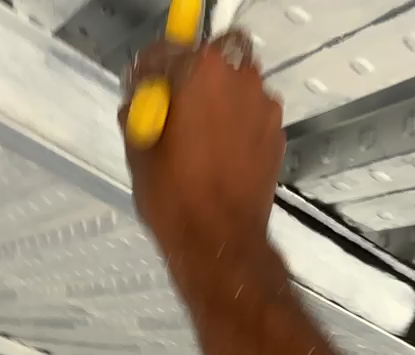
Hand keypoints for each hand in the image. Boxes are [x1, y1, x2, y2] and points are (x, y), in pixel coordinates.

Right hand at [120, 30, 285, 259]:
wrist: (220, 244)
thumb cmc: (175, 200)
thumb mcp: (140, 157)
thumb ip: (138, 116)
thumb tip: (138, 103)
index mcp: (200, 73)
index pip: (168, 50)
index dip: (151, 71)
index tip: (142, 90)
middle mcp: (239, 77)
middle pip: (215, 56)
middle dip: (195, 75)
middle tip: (176, 108)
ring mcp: (264, 106)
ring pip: (238, 85)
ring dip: (219, 100)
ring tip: (199, 139)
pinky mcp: (276, 135)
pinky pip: (251, 116)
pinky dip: (236, 126)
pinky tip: (219, 158)